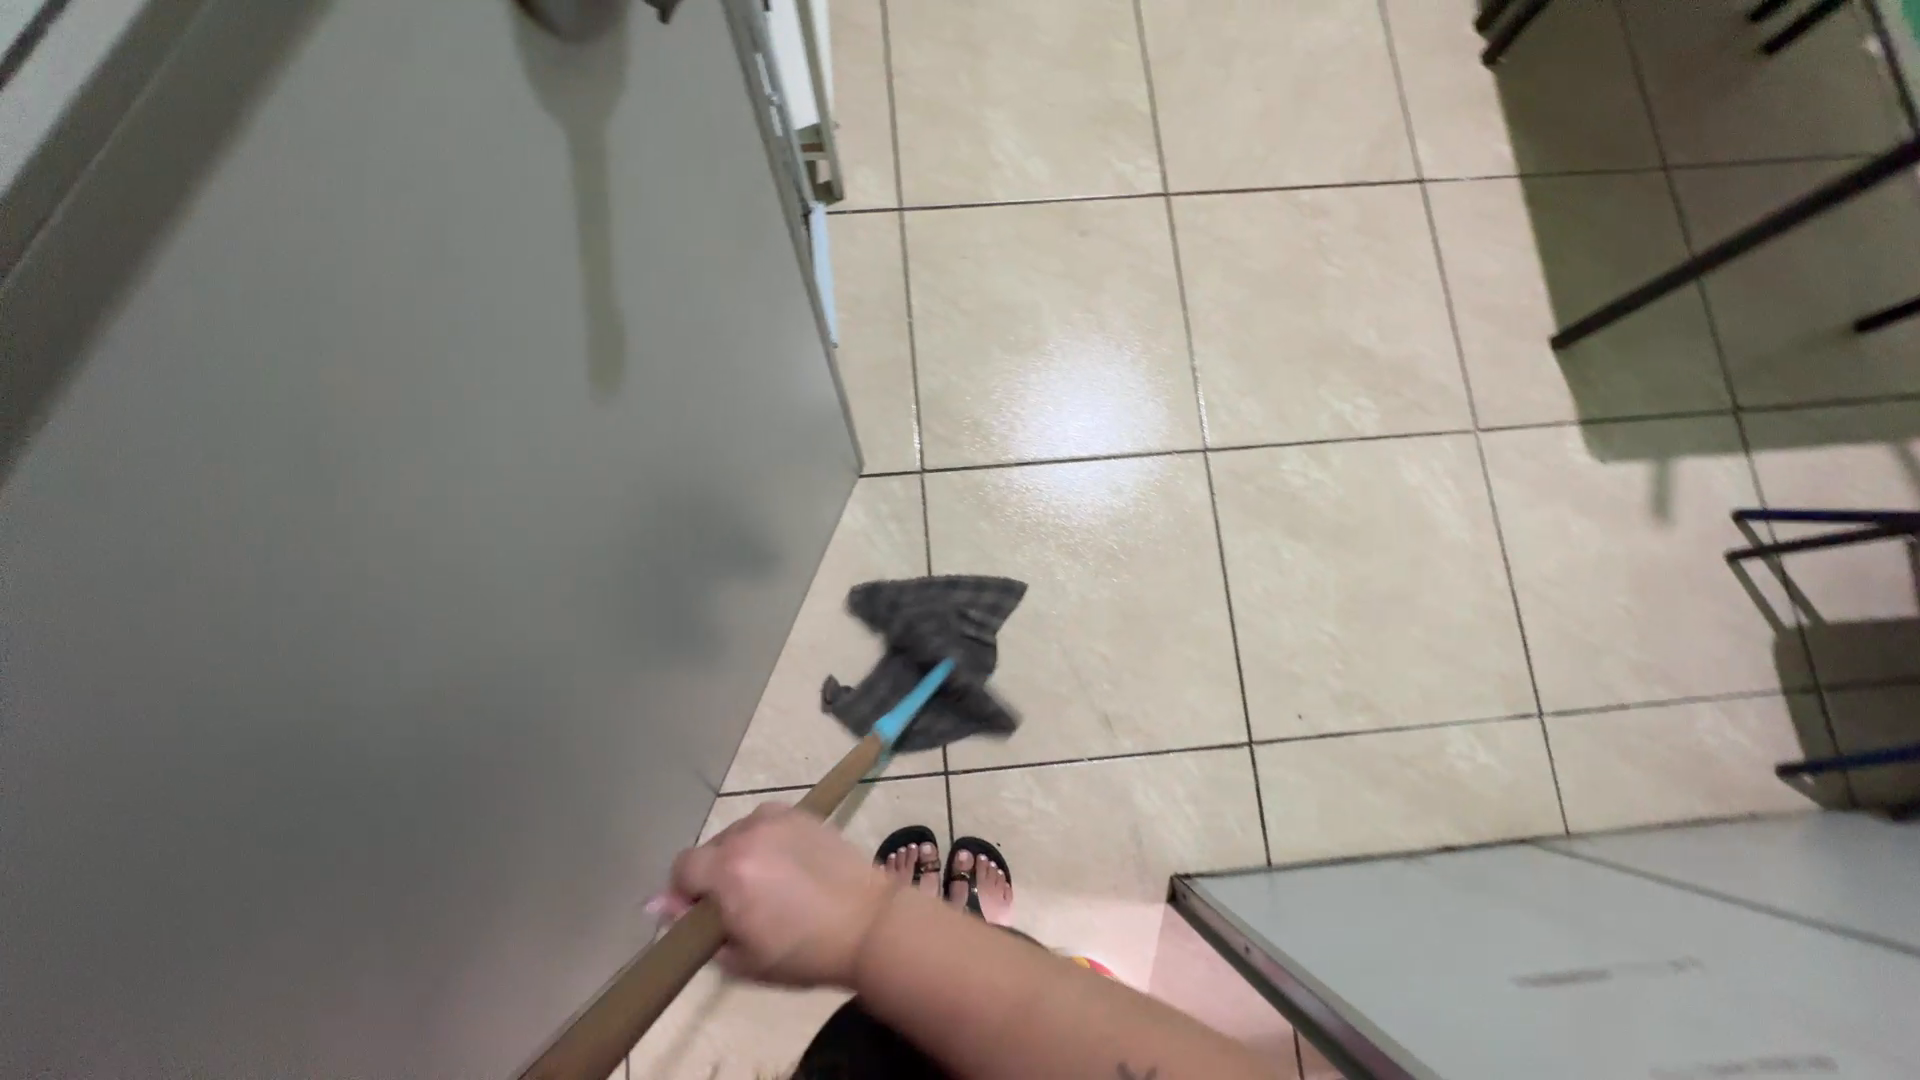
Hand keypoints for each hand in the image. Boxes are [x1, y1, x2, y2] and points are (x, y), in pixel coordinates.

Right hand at [664, 803, 897, 987]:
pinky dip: (767, 840)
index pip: (682, 866)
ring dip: (741, 854)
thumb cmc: (803, 952)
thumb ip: (696, 929)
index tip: (702, 914)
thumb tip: (660, 906)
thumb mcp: (741, 957)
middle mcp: (749, 833)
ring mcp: (780, 818)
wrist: (868, 923)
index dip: (684, 892)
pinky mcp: (805, 814)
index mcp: (729, 870)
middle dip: (713, 874)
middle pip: (711, 848)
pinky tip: (787, 865)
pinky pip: (768, 823)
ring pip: (740, 833)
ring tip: (768, 883)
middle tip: (739, 904)